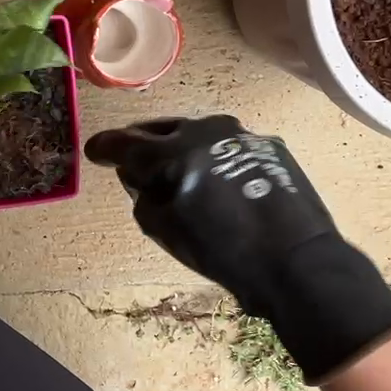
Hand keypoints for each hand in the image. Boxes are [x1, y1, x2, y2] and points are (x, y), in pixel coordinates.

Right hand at [86, 116, 390, 384]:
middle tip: (132, 160)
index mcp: (170, 152)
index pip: (124, 143)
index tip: (94, 152)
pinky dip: (212, 158)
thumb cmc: (221, 250)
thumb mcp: (162, 228)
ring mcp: (240, 134)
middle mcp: (204, 131)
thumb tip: (137, 176)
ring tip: (175, 170)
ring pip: (195, 134)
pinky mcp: (268, 145)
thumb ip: (141, 194)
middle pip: (159, 130)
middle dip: (142, 144)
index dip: (103, 148)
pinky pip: (226, 146)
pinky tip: (215, 182)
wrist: (296, 261)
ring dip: (180, 149)